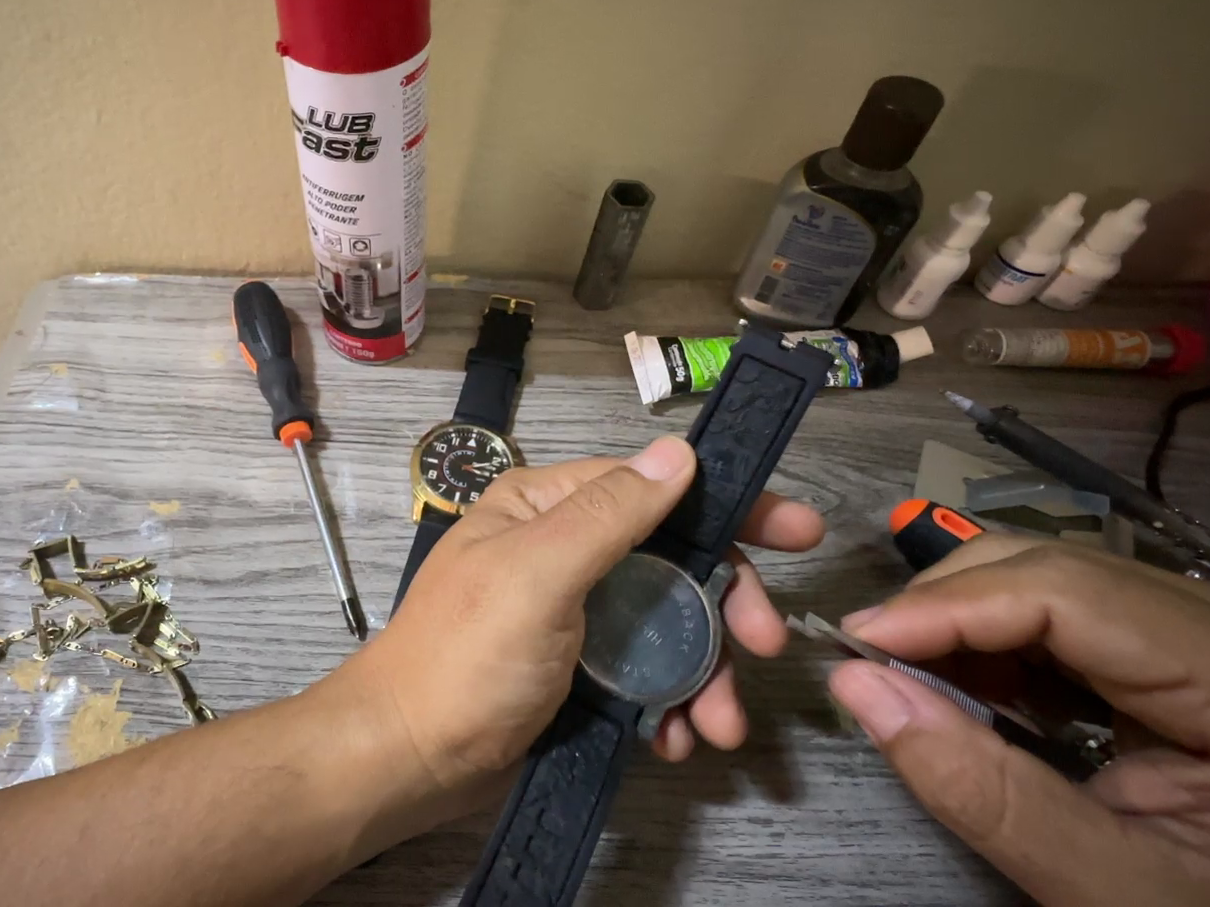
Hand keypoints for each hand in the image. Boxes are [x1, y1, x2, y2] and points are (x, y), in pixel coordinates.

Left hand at [325, 435, 824, 804]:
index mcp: (543, 505)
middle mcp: (560, 546)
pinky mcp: (578, 661)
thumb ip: (608, 514)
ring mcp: (571, 606)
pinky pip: (644, 665)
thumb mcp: (537, 575)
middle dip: (724, 604)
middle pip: (670, 556)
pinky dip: (670, 698)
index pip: (649, 485)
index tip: (797, 533)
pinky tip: (674, 736)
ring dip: (704, 669)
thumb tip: (678, 452)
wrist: (412, 757)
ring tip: (716, 727)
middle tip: (765, 647)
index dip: (725, 504)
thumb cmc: (468, 658)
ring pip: (666, 618)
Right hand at [827, 535, 1209, 906]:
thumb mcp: (1123, 891)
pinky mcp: (1176, 629)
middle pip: (1049, 569)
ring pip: (1039, 574)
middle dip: (941, 608)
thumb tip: (857, 686)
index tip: (858, 644)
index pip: (1072, 597)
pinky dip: (989, 635)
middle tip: (870, 663)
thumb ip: (990, 795)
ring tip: (912, 677)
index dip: (950, 607)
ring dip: (956, 619)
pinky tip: (966, 681)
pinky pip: (1052, 602)